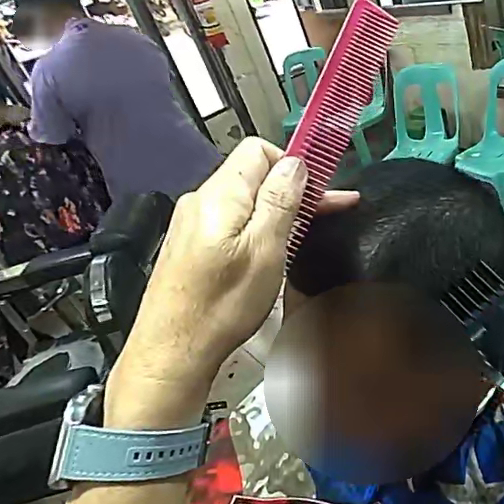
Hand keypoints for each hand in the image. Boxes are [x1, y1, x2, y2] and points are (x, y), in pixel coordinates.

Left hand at [107, 139, 355, 429]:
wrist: (172, 354)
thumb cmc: (220, 306)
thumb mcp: (265, 251)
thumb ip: (281, 201)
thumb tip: (296, 164)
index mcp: (220, 196)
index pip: (260, 150)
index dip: (296, 162)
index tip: (325, 185)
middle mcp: (202, 201)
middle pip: (255, 173)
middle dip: (295, 187)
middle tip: (331, 208)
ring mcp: (194, 223)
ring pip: (247, 198)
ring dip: (280, 207)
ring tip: (307, 229)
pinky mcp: (192, 244)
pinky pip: (234, 219)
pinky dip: (260, 225)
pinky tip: (276, 246)